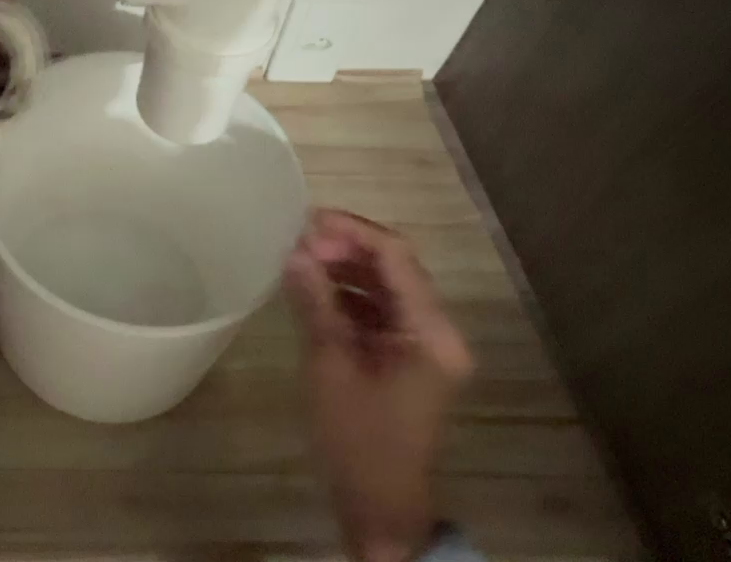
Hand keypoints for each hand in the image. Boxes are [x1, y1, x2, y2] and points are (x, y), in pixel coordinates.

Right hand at [284, 209, 474, 561]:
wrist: (378, 509)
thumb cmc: (357, 440)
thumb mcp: (330, 365)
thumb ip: (315, 302)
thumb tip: (294, 250)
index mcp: (431, 332)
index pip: (396, 258)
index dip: (352, 231)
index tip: (307, 221)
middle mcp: (436, 331)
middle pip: (394, 268)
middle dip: (346, 248)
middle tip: (298, 240)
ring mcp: (423, 346)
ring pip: (385, 288)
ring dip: (345, 271)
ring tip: (300, 261)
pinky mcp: (406, 359)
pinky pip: (378, 311)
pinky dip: (347, 297)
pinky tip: (313, 292)